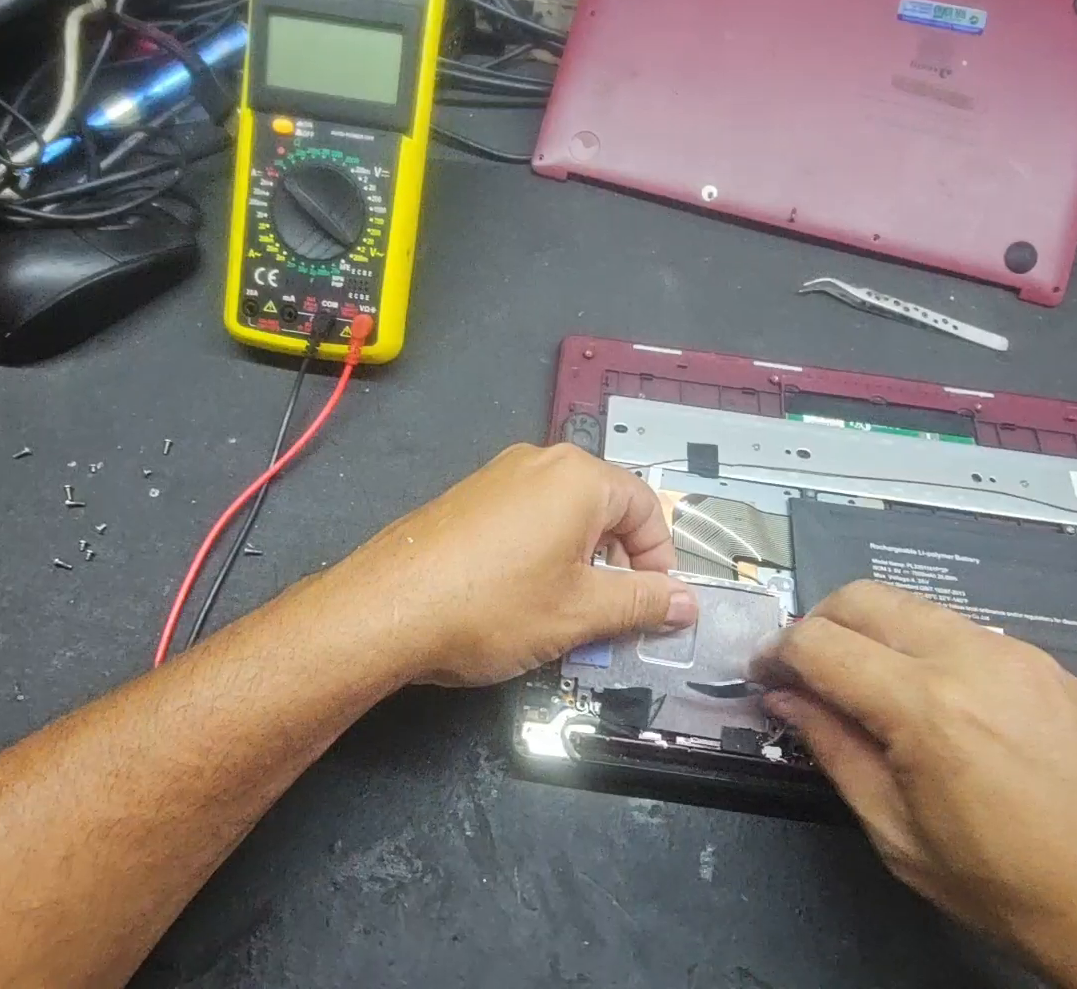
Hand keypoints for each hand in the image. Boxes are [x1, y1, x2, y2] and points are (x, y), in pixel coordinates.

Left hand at [305, 443, 698, 686]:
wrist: (388, 608)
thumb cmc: (497, 606)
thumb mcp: (581, 612)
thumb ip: (643, 603)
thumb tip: (688, 601)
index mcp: (579, 477)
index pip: (647, 507)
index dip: (660, 559)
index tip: (654, 605)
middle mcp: (539, 461)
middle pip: (605, 508)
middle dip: (619, 562)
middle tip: (610, 614)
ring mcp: (498, 475)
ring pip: (564, 515)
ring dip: (580, 561)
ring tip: (564, 611)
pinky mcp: (467, 497)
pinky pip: (525, 517)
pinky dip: (541, 552)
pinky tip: (519, 595)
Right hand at [755, 582, 1076, 988]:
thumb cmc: (1011, 888)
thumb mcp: (897, 833)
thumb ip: (832, 749)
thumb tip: (786, 698)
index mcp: (925, 708)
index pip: (818, 642)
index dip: (776, 653)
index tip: (764, 677)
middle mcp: (968, 658)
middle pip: (859, 597)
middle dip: (816, 624)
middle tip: (805, 672)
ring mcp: (1013, 653)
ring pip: (909, 605)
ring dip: (868, 630)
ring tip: (866, 685)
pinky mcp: (1045, 662)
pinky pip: (958, 629)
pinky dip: (920, 645)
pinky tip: (931, 697)